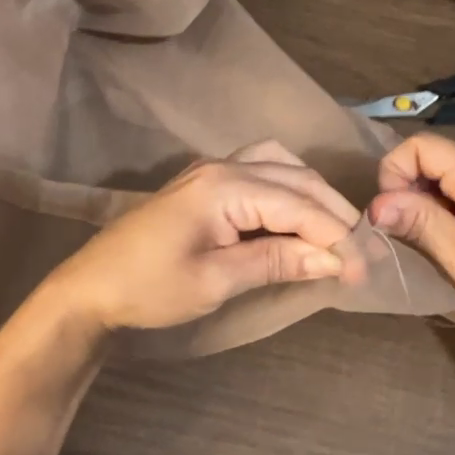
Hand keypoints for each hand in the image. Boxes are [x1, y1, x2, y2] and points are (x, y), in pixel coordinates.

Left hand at [35, 141, 361, 332]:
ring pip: (280, 165)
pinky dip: (287, 189)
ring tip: (332, 232)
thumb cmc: (149, 288)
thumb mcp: (216, 281)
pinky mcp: (203, 182)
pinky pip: (259, 170)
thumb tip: (333, 259)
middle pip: (296, 178)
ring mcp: (210, 169)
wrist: (90, 287)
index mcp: (224, 187)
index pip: (298, 205)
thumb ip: (276, 262)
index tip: (364, 271)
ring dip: (311, 195)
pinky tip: (295, 215)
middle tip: (359, 254)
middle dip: (331, 214)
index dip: (336, 237)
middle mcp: (222, 166)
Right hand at [366, 133, 454, 345]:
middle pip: (434, 155)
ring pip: (449, 171)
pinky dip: (451, 203)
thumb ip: (419, 221)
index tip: (392, 214)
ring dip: (429, 198)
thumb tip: (375, 203)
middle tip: (408, 232)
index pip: (419, 145)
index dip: (394, 173)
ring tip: (432, 238)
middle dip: (409, 188)